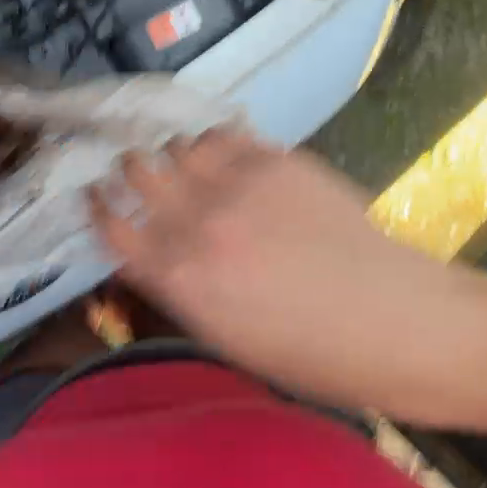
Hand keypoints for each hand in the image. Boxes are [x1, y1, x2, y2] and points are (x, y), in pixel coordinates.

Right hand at [88, 129, 473, 412]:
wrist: (392, 321)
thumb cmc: (305, 352)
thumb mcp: (221, 335)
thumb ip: (173, 285)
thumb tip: (144, 249)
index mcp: (178, 275)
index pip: (110, 224)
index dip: (96, 205)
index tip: (94, 194)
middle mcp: (196, 221)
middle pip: (135, 169)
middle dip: (131, 170)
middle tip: (141, 175)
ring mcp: (235, 183)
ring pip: (176, 143)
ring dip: (175, 155)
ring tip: (191, 167)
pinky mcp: (273, 159)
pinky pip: (221, 134)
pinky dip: (215, 145)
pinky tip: (229, 159)